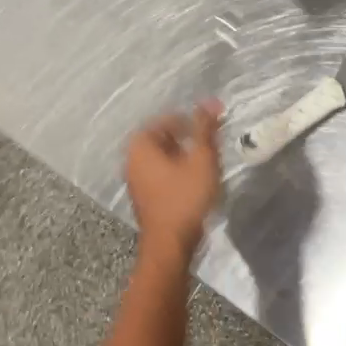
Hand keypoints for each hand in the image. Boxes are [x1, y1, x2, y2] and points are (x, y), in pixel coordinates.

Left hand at [126, 101, 223, 258]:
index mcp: (141, 146)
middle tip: (211, 142)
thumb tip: (210, 101)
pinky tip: (196, 179)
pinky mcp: (145, 196)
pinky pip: (162, 173)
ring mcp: (136, 180)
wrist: (171, 244)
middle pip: (163, 137)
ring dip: (185, 154)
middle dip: (189, 136)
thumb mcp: (201, 158)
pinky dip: (178, 170)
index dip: (192, 119)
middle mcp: (132, 160)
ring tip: (207, 161)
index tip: (213, 126)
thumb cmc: (186, 196)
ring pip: (163, 156)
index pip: (167, 119)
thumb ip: (205, 128)